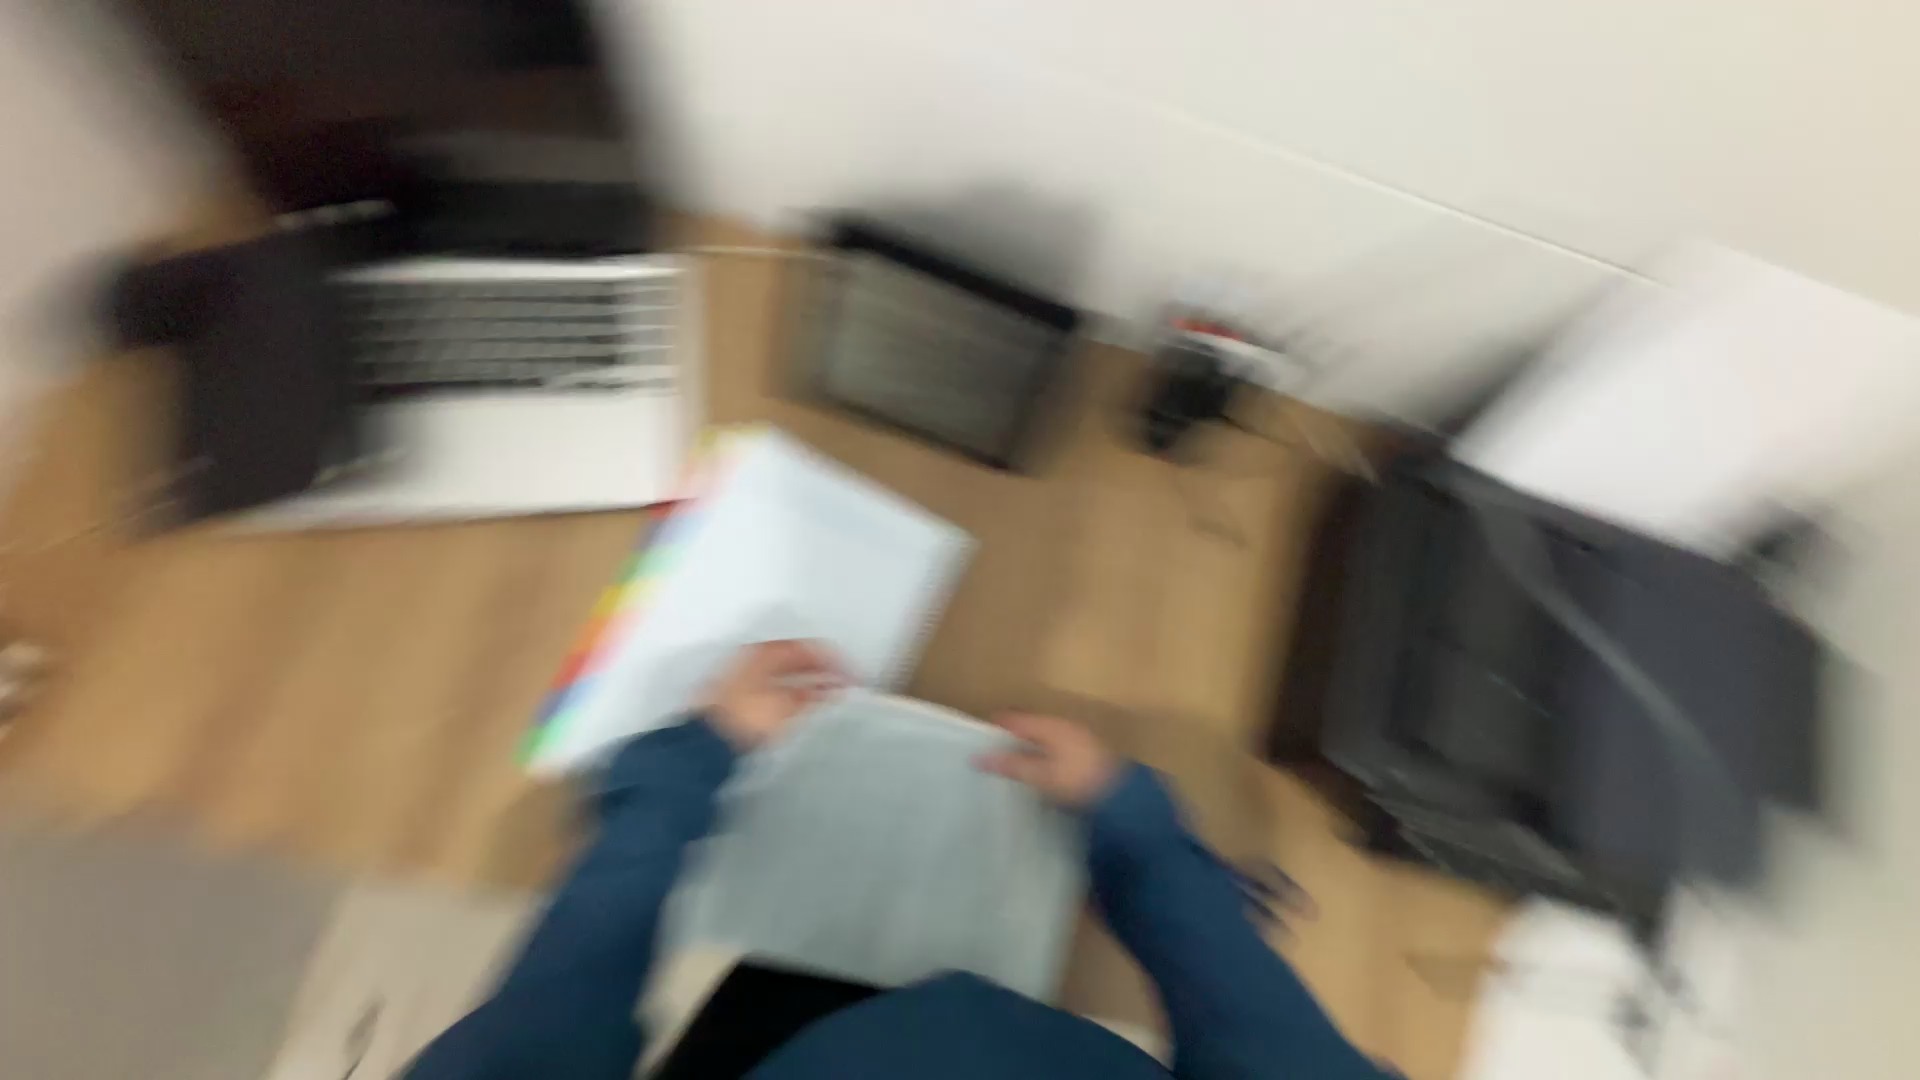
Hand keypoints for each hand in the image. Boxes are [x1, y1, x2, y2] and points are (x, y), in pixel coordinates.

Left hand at [701, 640, 848, 749]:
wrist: (706, 744)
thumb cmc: (748, 717)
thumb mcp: (787, 705)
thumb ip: (816, 695)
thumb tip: (837, 690)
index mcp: (765, 652)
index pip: (809, 648)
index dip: (835, 661)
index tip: (853, 676)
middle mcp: (754, 659)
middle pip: (798, 661)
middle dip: (823, 673)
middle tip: (845, 688)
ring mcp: (745, 679)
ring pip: (787, 677)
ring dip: (810, 686)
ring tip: (830, 702)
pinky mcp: (739, 700)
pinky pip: (776, 691)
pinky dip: (795, 697)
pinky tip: (806, 712)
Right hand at [974, 711, 1121, 808]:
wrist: (1123, 798)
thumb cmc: (1077, 781)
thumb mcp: (1040, 775)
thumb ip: (1011, 764)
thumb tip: (979, 756)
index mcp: (1051, 725)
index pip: (1015, 717)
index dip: (996, 726)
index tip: (978, 739)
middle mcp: (1064, 726)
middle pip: (1030, 726)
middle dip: (1011, 738)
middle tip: (992, 754)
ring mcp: (1078, 738)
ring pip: (1044, 737)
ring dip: (1028, 747)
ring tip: (1012, 765)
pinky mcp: (1088, 753)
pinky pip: (1056, 747)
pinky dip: (1043, 755)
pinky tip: (1040, 772)